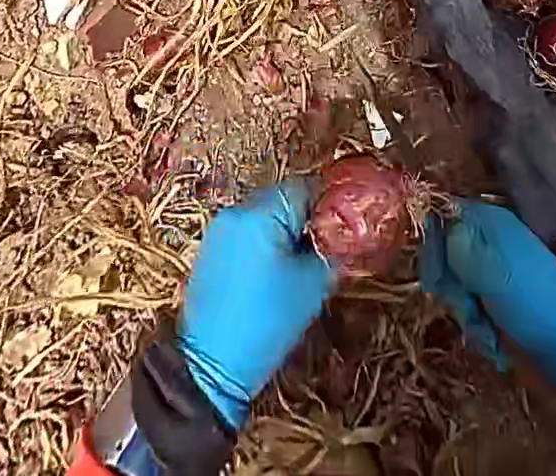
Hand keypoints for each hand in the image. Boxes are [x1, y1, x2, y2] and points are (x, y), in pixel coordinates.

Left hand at [178, 179, 333, 427]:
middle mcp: (236, 212)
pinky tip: (277, 269)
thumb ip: (332, 246)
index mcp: (260, 213)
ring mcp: (220, 229)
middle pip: (286, 197)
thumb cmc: (266, 322)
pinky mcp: (212, 248)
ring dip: (288, 228)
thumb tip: (346, 231)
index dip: (330, 204)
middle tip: (326, 244)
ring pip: (268, 213)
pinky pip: (250, 230)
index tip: (344, 226)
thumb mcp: (313, 282)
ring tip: (302, 260)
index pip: (306, 186)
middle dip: (309, 216)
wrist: (209, 370)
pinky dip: (268, 240)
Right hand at [419, 201, 555, 440]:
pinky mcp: (499, 298)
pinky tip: (493, 339)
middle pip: (443, 254)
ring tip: (485, 327)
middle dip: (449, 287)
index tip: (436, 277)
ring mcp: (495, 270)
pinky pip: (471, 306)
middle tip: (466, 305)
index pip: (441, 215)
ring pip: (454, 285)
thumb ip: (457, 243)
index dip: (432, 245)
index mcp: (489, 222)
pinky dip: (477, 326)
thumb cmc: (535, 302)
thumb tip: (431, 211)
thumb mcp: (490, 271)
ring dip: (464, 311)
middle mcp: (489, 240)